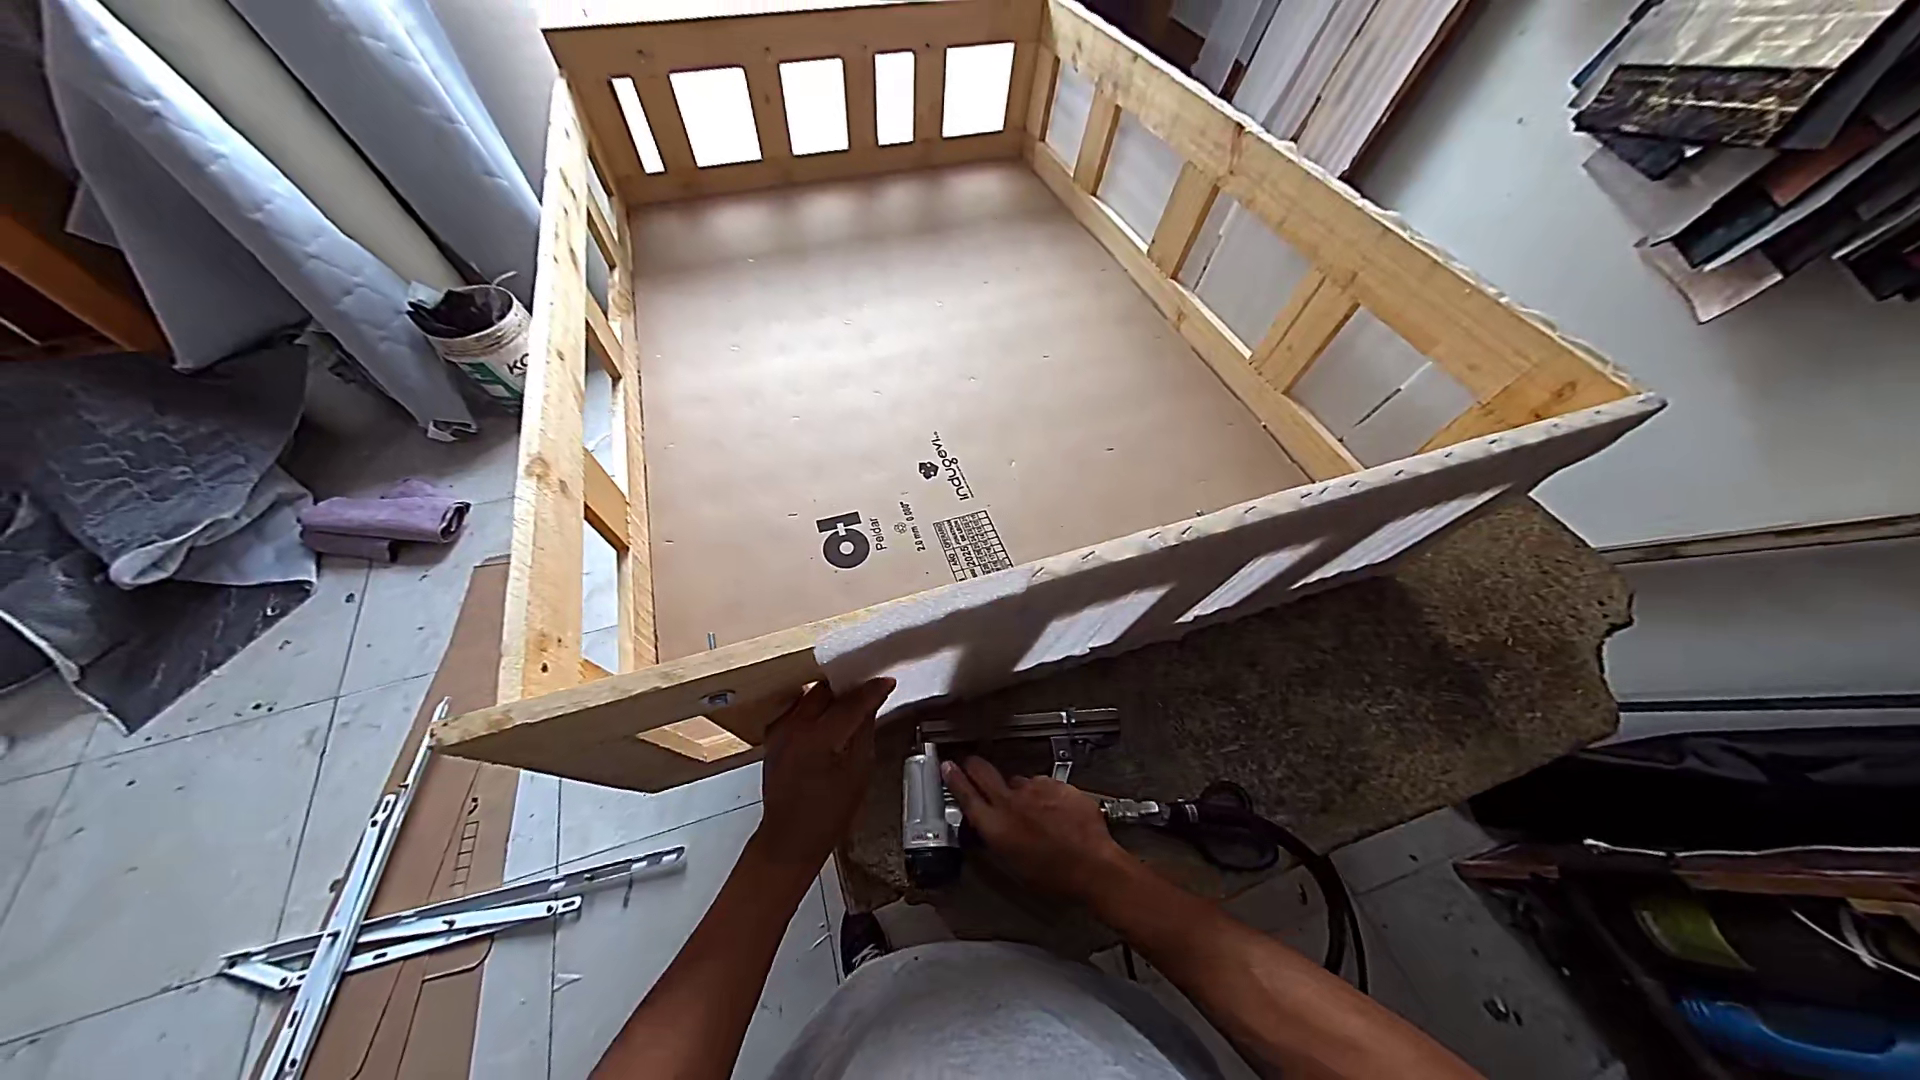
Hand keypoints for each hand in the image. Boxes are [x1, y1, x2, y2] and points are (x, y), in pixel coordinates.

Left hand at [754, 678, 893, 869]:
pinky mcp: (773, 739)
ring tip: (848, 701)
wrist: (789, 839)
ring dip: (828, 695)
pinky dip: (812, 707)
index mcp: (818, 738)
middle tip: (867, 690)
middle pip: (824, 691)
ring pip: (807, 697)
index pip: (850, 703)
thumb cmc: (829, 814)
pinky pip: (795, 710)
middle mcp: (794, 728)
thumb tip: (870, 706)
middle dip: (847, 688)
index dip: (872, 691)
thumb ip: (864, 733)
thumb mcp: (858, 773)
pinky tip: (825, 717)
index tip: (887, 682)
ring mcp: (779, 732)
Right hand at [942, 756, 1136, 903]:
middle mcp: (1011, 802)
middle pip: (982, 772)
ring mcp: (1035, 789)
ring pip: (1018, 781)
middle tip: (971, 765)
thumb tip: (992, 828)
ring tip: (1036, 812)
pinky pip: (1043, 784)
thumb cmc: (1057, 877)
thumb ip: (997, 839)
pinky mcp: (1056, 784)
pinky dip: (1046, 795)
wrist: (1094, 866)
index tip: (948, 767)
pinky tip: (1056, 812)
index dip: (953, 778)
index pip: (965, 794)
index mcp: (995, 826)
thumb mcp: (1014, 865)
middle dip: (973, 766)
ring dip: (1020, 791)